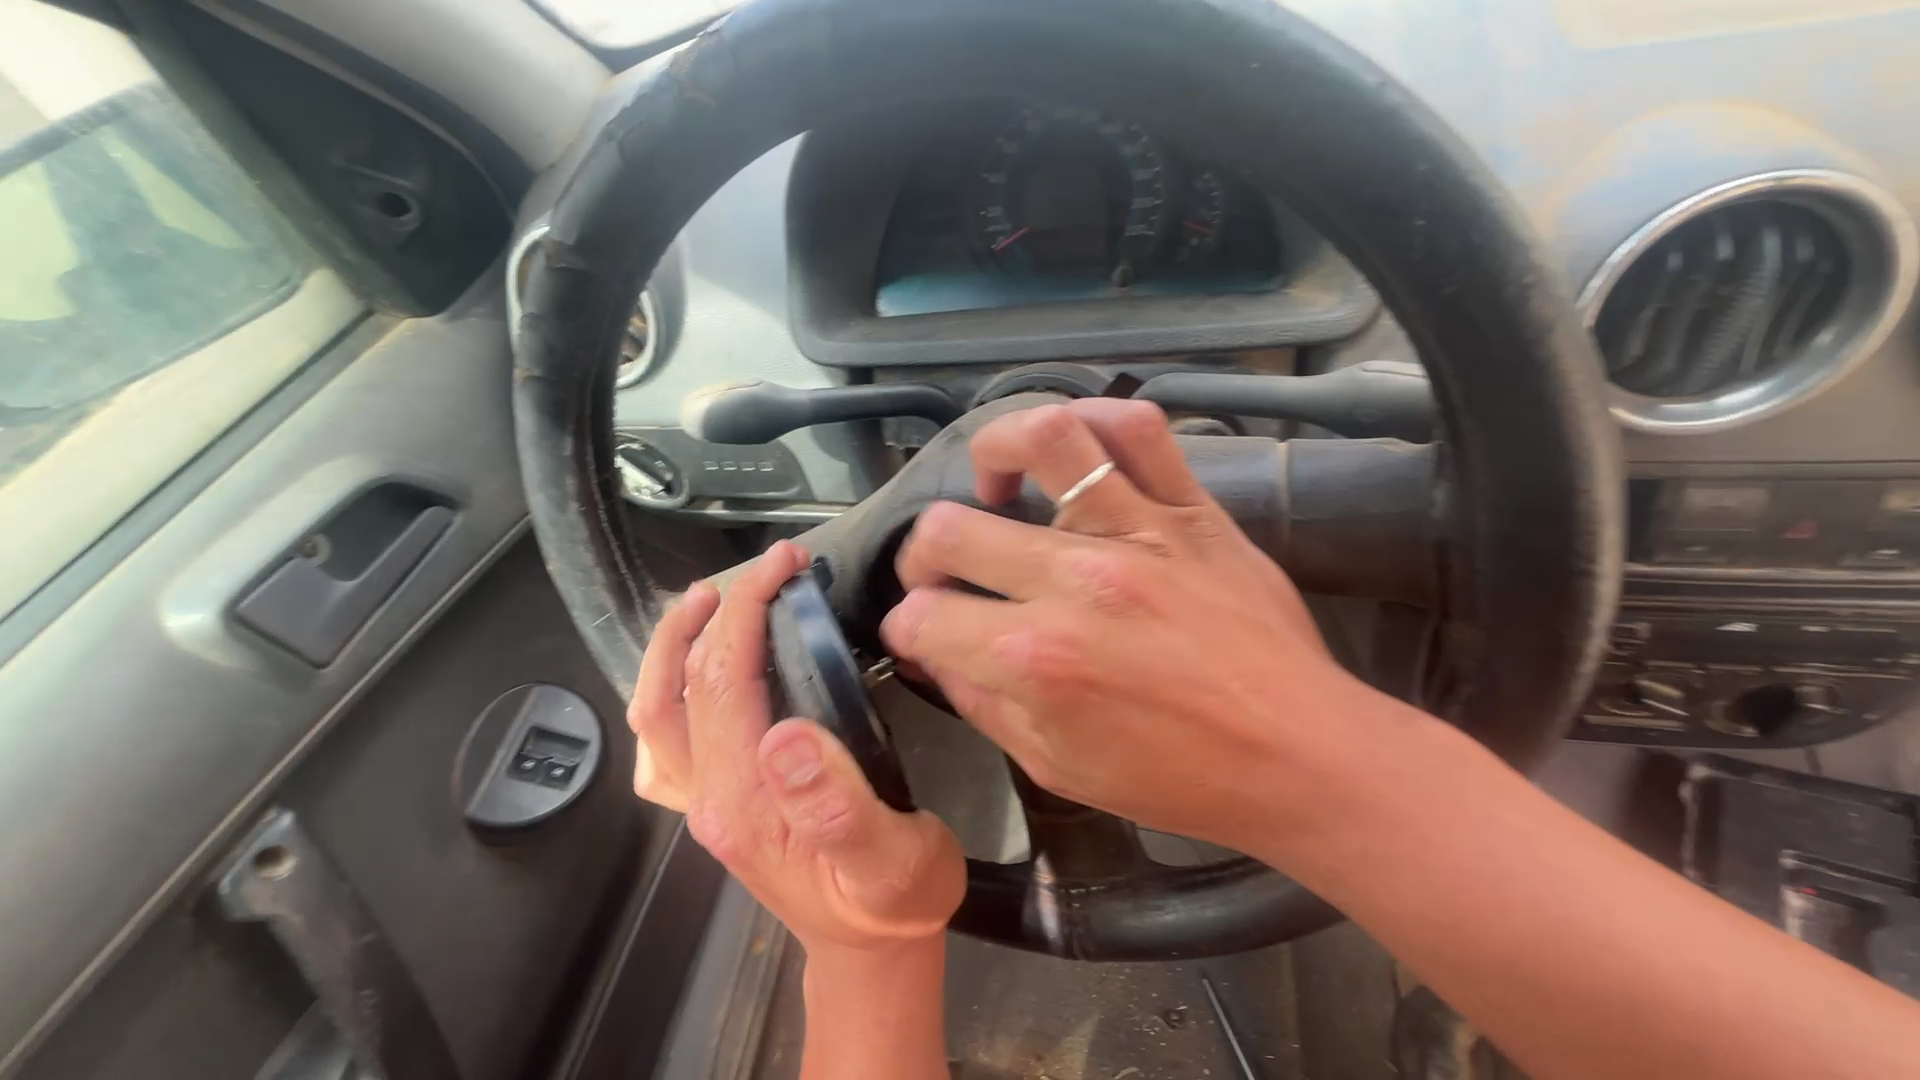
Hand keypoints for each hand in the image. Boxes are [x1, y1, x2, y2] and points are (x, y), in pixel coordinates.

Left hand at [628, 541, 965, 956]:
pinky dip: (665, 690)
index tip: (787, 563)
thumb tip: (785, 733)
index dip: (747, 609)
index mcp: (748, 802)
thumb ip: (838, 804)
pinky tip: (690, 669)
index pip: (725, 679)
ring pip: (657, 710)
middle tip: (770, 565)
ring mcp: (702, 805)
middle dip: (722, 609)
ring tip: (707, 597)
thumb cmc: (895, 901)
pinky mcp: (713, 805)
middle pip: (688, 683)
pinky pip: (664, 741)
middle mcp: (709, 800)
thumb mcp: (893, 860)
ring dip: (674, 644)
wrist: (872, 950)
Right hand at [880, 399, 1406, 859]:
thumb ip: (981, 703)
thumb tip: (935, 652)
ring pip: (1045, 440)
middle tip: (945, 575)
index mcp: (1033, 659)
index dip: (908, 629)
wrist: (1300, 755)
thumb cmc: (1178, 777)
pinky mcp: (1193, 510)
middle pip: (949, 529)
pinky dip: (1094, 422)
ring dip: (996, 452)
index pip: (922, 618)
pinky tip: (1077, 453)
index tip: (924, 634)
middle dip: (922, 557)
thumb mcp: (1056, 767)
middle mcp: (1074, 581)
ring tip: (997, 485)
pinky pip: (1141, 431)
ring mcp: (1139, 532)